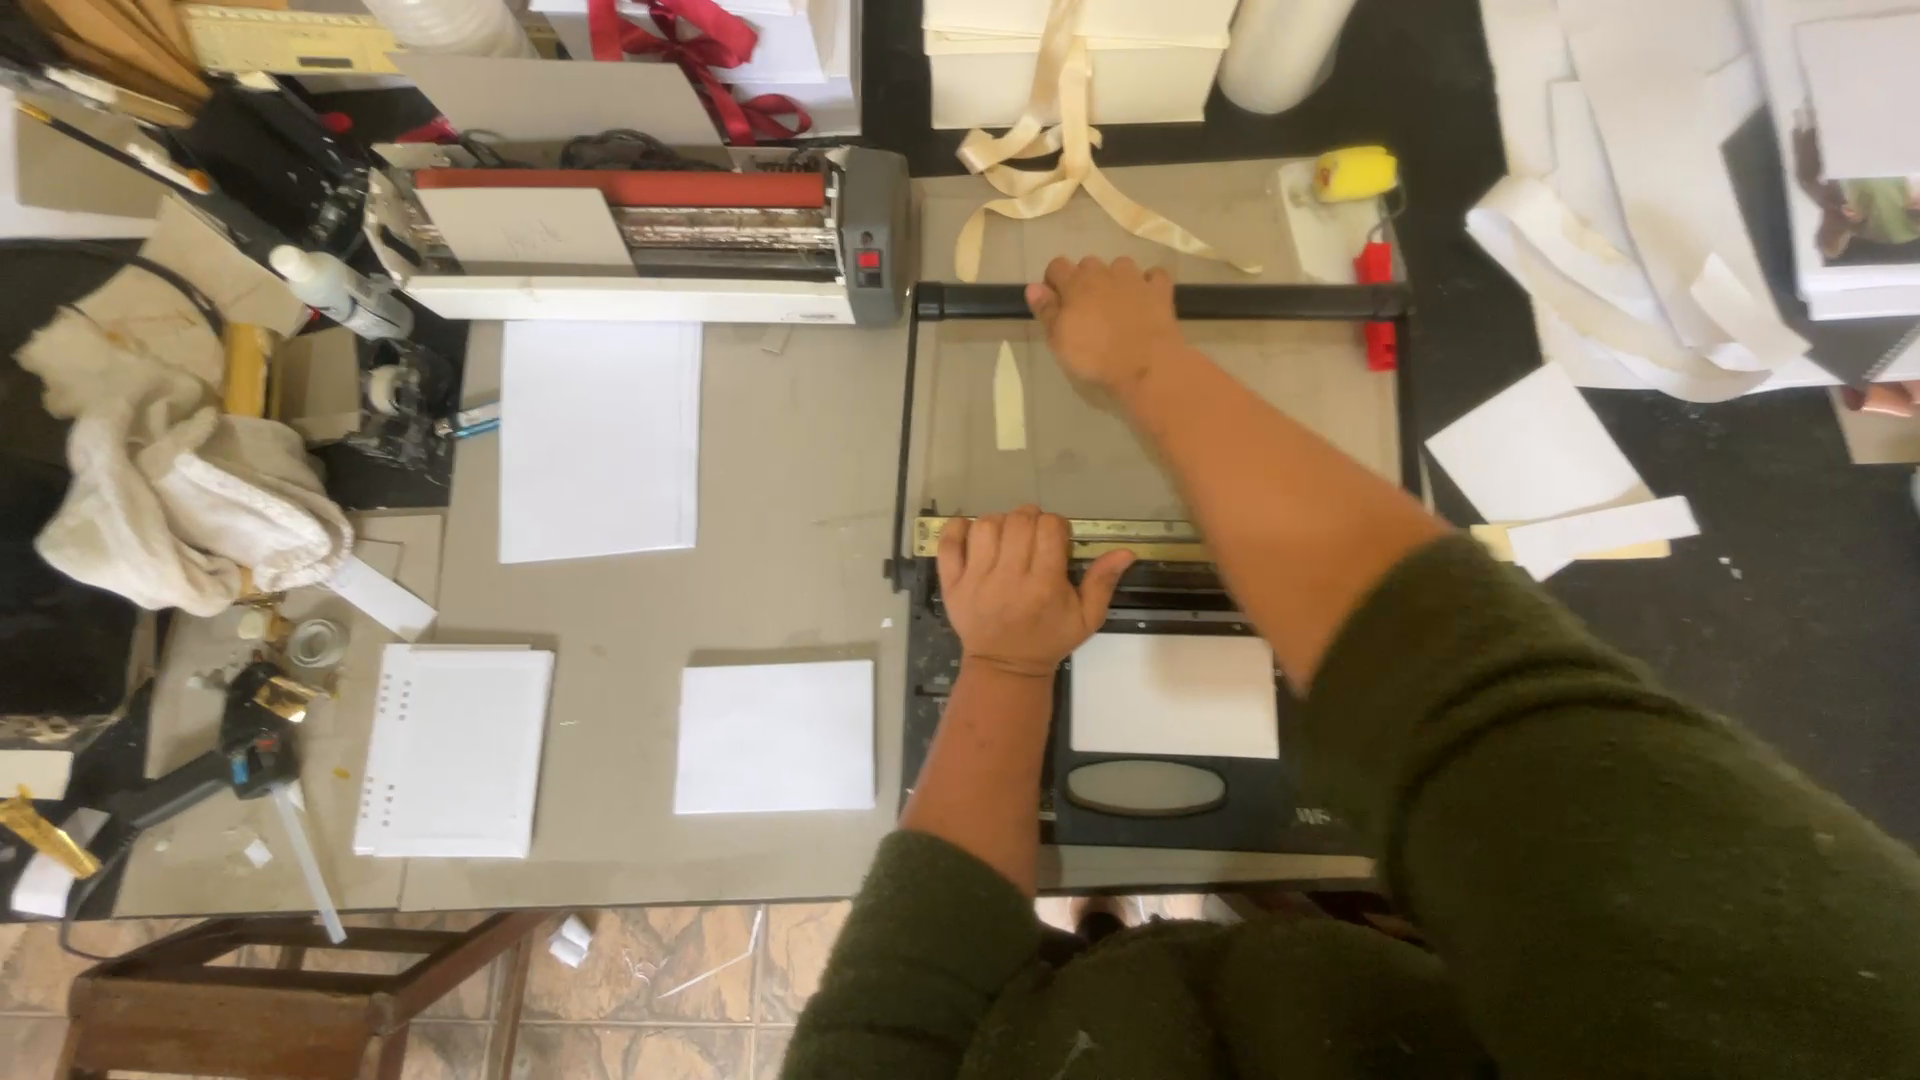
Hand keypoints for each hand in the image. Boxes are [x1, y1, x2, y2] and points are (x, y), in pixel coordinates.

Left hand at [938, 505, 1134, 678]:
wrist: (1005, 666)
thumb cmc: (1049, 639)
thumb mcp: (1086, 618)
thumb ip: (1103, 582)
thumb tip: (1127, 551)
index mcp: (1044, 586)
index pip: (1049, 529)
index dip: (1056, 525)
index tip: (1056, 538)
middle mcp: (1008, 579)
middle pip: (1018, 522)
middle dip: (1029, 519)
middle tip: (1032, 535)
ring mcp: (976, 581)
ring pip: (985, 526)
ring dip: (999, 522)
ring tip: (1006, 536)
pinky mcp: (952, 585)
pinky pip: (948, 545)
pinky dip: (957, 529)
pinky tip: (972, 531)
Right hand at [1025, 256, 1188, 396]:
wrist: (1144, 365)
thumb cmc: (1094, 356)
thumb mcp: (1059, 340)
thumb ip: (1046, 311)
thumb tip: (1033, 287)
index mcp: (1076, 284)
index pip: (1057, 266)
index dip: (1053, 281)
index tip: (1055, 302)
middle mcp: (1104, 273)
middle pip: (1088, 264)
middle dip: (1084, 280)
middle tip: (1086, 309)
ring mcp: (1134, 279)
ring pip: (1120, 265)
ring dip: (1115, 279)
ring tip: (1116, 304)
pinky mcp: (1159, 290)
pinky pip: (1153, 275)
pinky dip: (1147, 283)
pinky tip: (1144, 298)